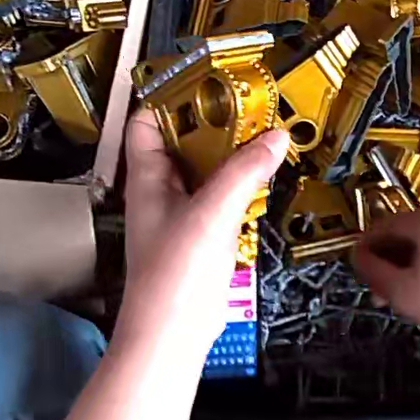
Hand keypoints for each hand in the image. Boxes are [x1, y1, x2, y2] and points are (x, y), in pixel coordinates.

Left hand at [119, 108, 288, 361]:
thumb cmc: (170, 283)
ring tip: (260, 139)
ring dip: (232, 155)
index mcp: (148, 179)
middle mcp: (162, 192)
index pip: (149, 119)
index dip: (174, 96)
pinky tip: (261, 181)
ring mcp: (183, 213)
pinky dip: (241, 185)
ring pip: (207, 169)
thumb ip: (243, 173)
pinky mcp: (203, 234)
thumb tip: (271, 140)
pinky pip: (223, 197)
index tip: (209, 82)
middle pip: (186, 141)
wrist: (174, 336)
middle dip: (217, 124)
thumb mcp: (212, 214)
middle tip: (248, 109)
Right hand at [352, 206, 419, 366]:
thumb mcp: (402, 292)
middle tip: (379, 288)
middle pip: (407, 232)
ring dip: (407, 265)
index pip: (386, 224)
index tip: (358, 265)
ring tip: (400, 296)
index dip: (367, 246)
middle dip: (389, 260)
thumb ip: (371, 269)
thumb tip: (357, 256)